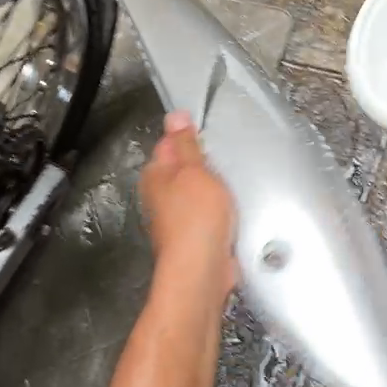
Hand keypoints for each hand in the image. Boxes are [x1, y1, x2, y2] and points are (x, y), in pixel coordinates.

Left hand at [139, 111, 236, 300]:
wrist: (202, 270)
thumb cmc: (196, 216)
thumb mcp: (194, 170)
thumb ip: (186, 144)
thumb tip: (175, 116)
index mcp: (155, 175)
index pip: (170, 144)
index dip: (191, 139)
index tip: (211, 140)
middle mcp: (159, 196)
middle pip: (184, 169)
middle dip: (205, 166)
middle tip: (225, 164)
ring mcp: (175, 219)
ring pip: (198, 194)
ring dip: (215, 191)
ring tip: (232, 189)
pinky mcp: (193, 238)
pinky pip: (208, 216)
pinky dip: (220, 214)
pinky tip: (232, 215)